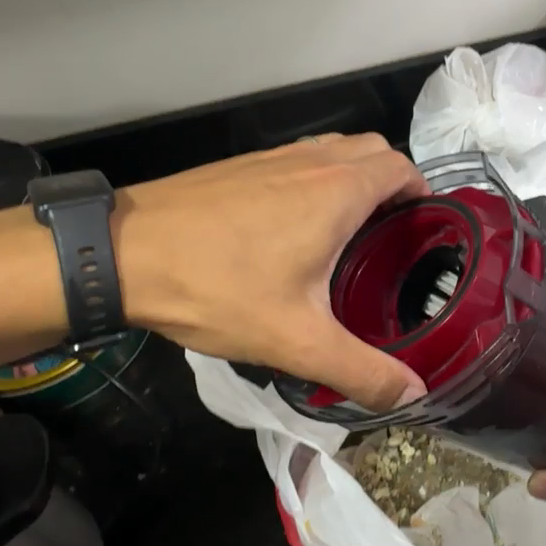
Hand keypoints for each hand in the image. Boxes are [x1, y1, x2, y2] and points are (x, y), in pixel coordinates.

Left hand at [114, 133, 428, 411]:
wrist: (121, 252)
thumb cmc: (218, 287)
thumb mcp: (296, 340)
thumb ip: (361, 370)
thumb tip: (414, 396)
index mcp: (338, 191)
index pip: (402, 167)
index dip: (422, 192)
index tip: (424, 230)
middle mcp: (312, 161)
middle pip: (374, 150)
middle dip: (392, 181)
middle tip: (390, 233)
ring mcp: (273, 157)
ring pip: (334, 150)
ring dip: (353, 176)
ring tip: (347, 229)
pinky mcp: (241, 164)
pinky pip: (298, 159)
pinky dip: (315, 179)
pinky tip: (291, 227)